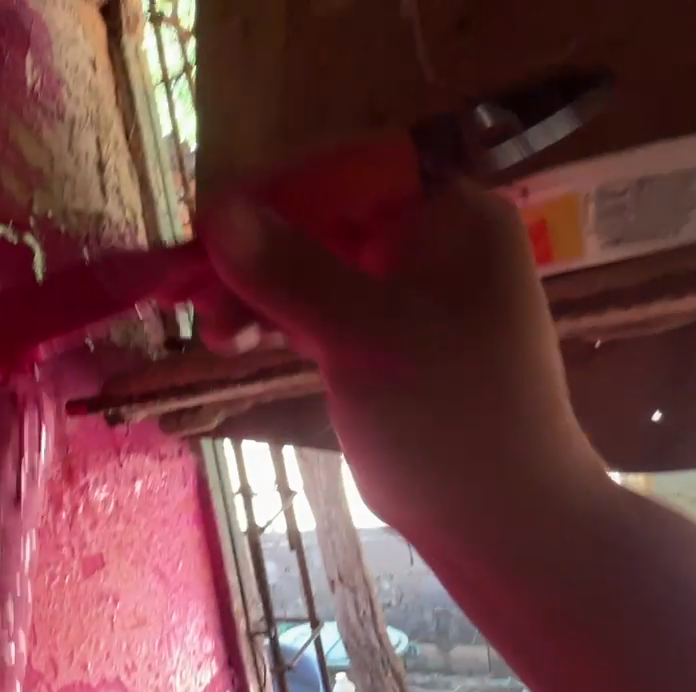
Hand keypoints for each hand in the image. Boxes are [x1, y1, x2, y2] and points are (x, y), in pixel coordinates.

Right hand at [192, 181, 606, 533]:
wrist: (491, 512)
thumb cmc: (447, 417)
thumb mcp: (365, 336)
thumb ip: (291, 271)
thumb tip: (217, 211)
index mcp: (444, 218)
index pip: (342, 176)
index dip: (268, 201)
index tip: (204, 243)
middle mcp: (421, 243)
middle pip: (316, 224)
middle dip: (253, 262)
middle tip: (207, 312)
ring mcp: (398, 293)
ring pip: (305, 269)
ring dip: (254, 296)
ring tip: (220, 339)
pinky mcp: (375, 338)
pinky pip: (311, 308)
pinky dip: (272, 322)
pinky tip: (244, 345)